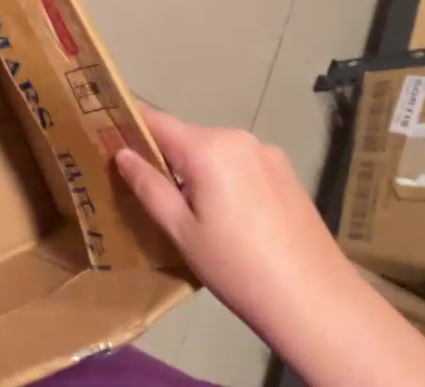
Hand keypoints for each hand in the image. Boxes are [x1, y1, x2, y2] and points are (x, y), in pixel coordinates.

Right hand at [114, 107, 358, 333]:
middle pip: (185, 137)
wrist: (319, 304)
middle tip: (148, 190)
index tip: (105, 134)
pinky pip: (240, 164)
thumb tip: (122, 153)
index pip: (154, 119)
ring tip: (194, 214)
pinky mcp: (286, 174)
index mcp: (208, 148)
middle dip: (165, 157)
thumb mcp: (181, 232)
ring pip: (214, 152)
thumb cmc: (239, 268)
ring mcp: (267, 154)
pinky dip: (225, 179)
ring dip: (196, 170)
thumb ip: (148, 186)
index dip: (127, 123)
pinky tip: (231, 219)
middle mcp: (238, 138)